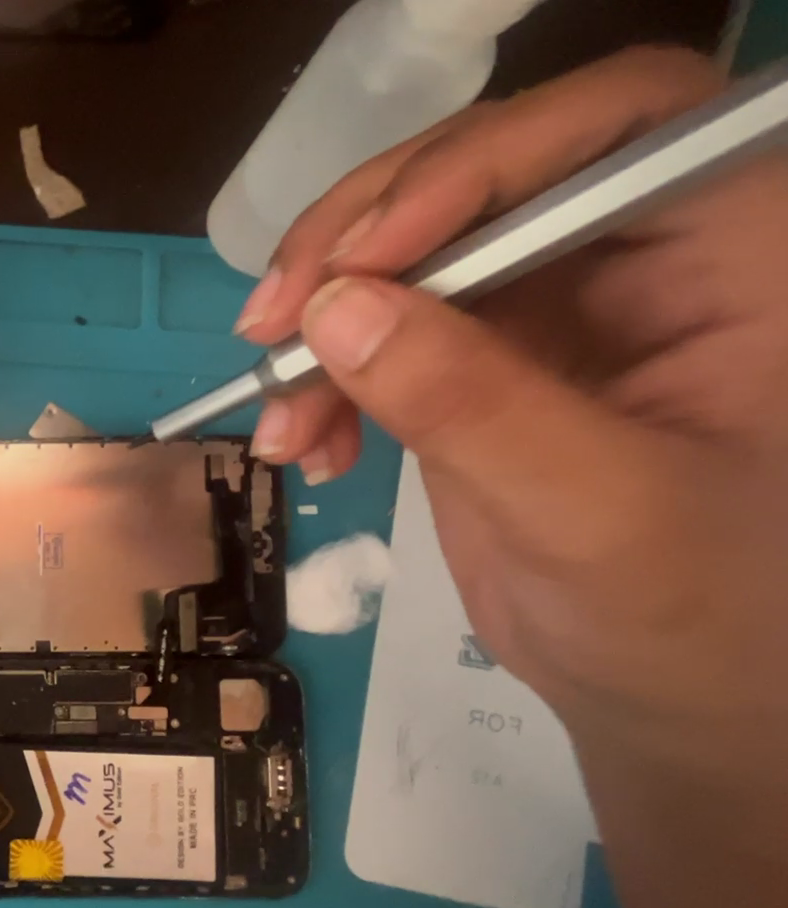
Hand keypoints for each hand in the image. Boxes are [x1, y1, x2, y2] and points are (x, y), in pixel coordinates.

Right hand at [232, 47, 787, 731]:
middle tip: (266, 325)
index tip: (357, 262)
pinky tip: (302, 448)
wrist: (660, 686)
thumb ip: (469, 403)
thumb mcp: (591, 509)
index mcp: (731, 251)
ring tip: (277, 425)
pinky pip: (363, 337)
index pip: (605, 131)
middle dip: (349, 249)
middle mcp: (629, 255)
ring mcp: (537, 308)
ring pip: (393, 263)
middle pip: (468, 181)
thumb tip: (330, 312)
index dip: (473, 168)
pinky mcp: (463, 362)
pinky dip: (315, 386)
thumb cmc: (690, 611)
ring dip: (312, 334)